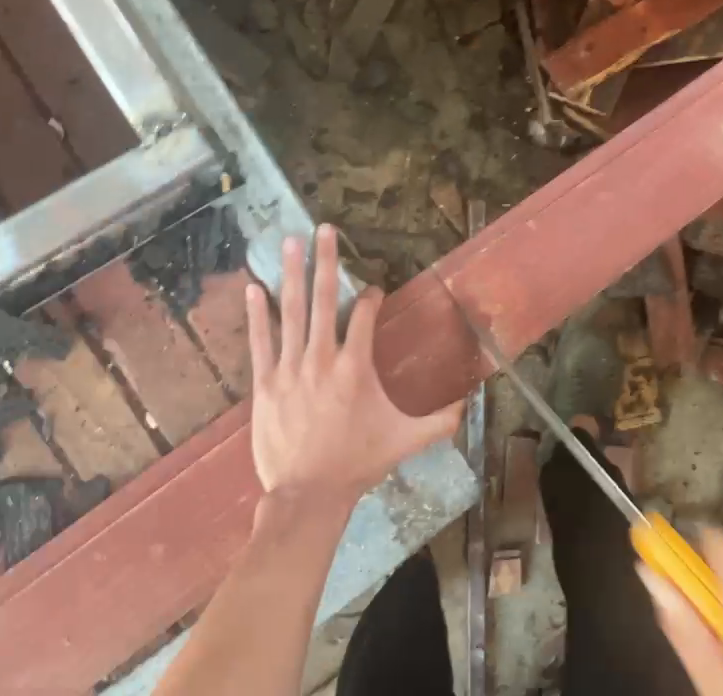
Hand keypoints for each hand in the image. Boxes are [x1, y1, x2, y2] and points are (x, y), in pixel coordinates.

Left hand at [247, 226, 462, 508]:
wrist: (309, 494)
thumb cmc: (358, 463)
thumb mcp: (405, 441)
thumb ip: (438, 422)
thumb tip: (468, 407)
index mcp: (356, 368)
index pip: (364, 316)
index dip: (370, 297)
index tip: (372, 289)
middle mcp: (323, 358)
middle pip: (325, 299)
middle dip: (326, 261)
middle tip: (324, 228)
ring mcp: (291, 368)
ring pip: (292, 312)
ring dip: (292, 274)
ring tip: (291, 242)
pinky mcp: (266, 383)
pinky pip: (261, 341)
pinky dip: (258, 314)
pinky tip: (255, 287)